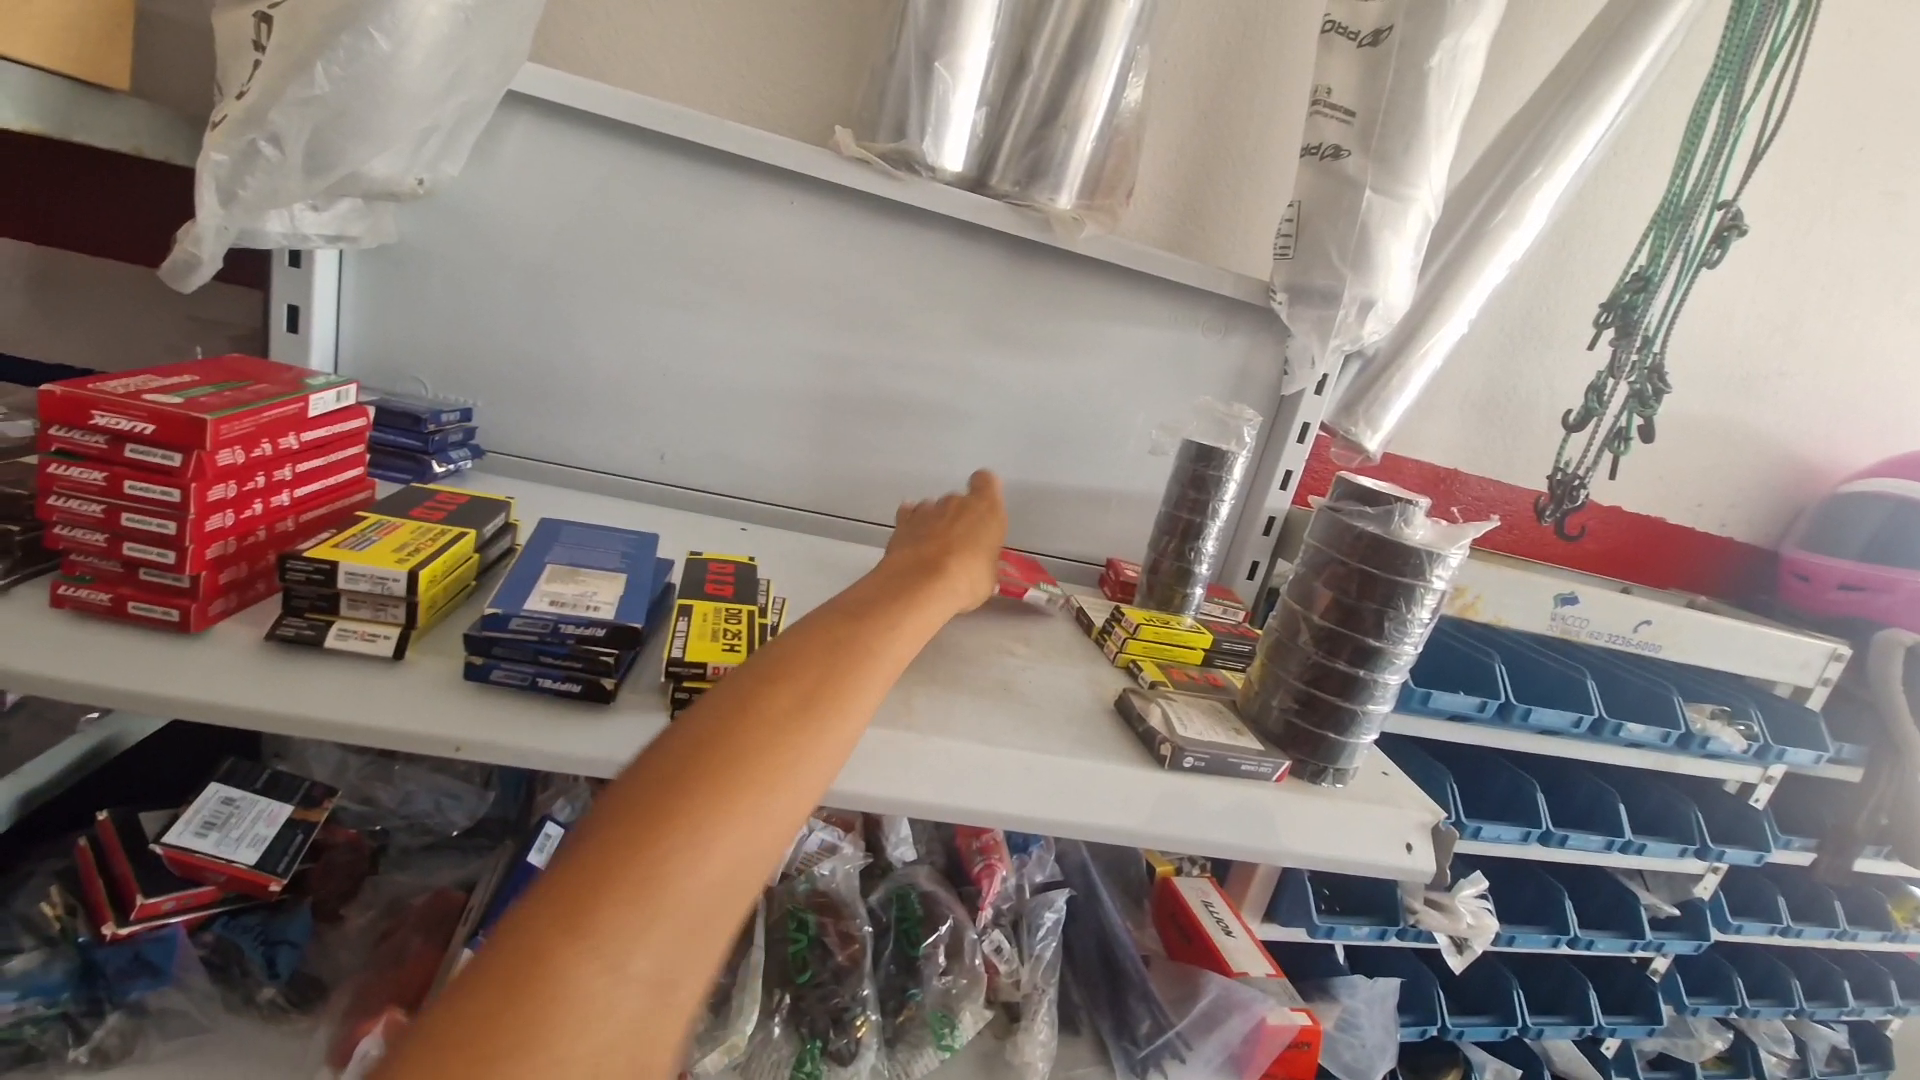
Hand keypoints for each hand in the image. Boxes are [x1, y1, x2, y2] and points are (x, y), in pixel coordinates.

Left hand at [882, 470, 1007, 617]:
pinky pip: (909, 516)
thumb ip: (985, 563)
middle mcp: (956, 503)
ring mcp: (926, 510)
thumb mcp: (989, 577)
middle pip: (959, 501)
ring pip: (933, 509)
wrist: (921, 585)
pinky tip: (913, 544)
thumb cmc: (968, 579)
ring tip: (935, 552)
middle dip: (959, 519)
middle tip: (960, 547)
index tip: (984, 509)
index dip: (984, 491)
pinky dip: (912, 526)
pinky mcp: (901, 523)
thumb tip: (980, 567)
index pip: (986, 482)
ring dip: (935, 524)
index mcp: (986, 509)